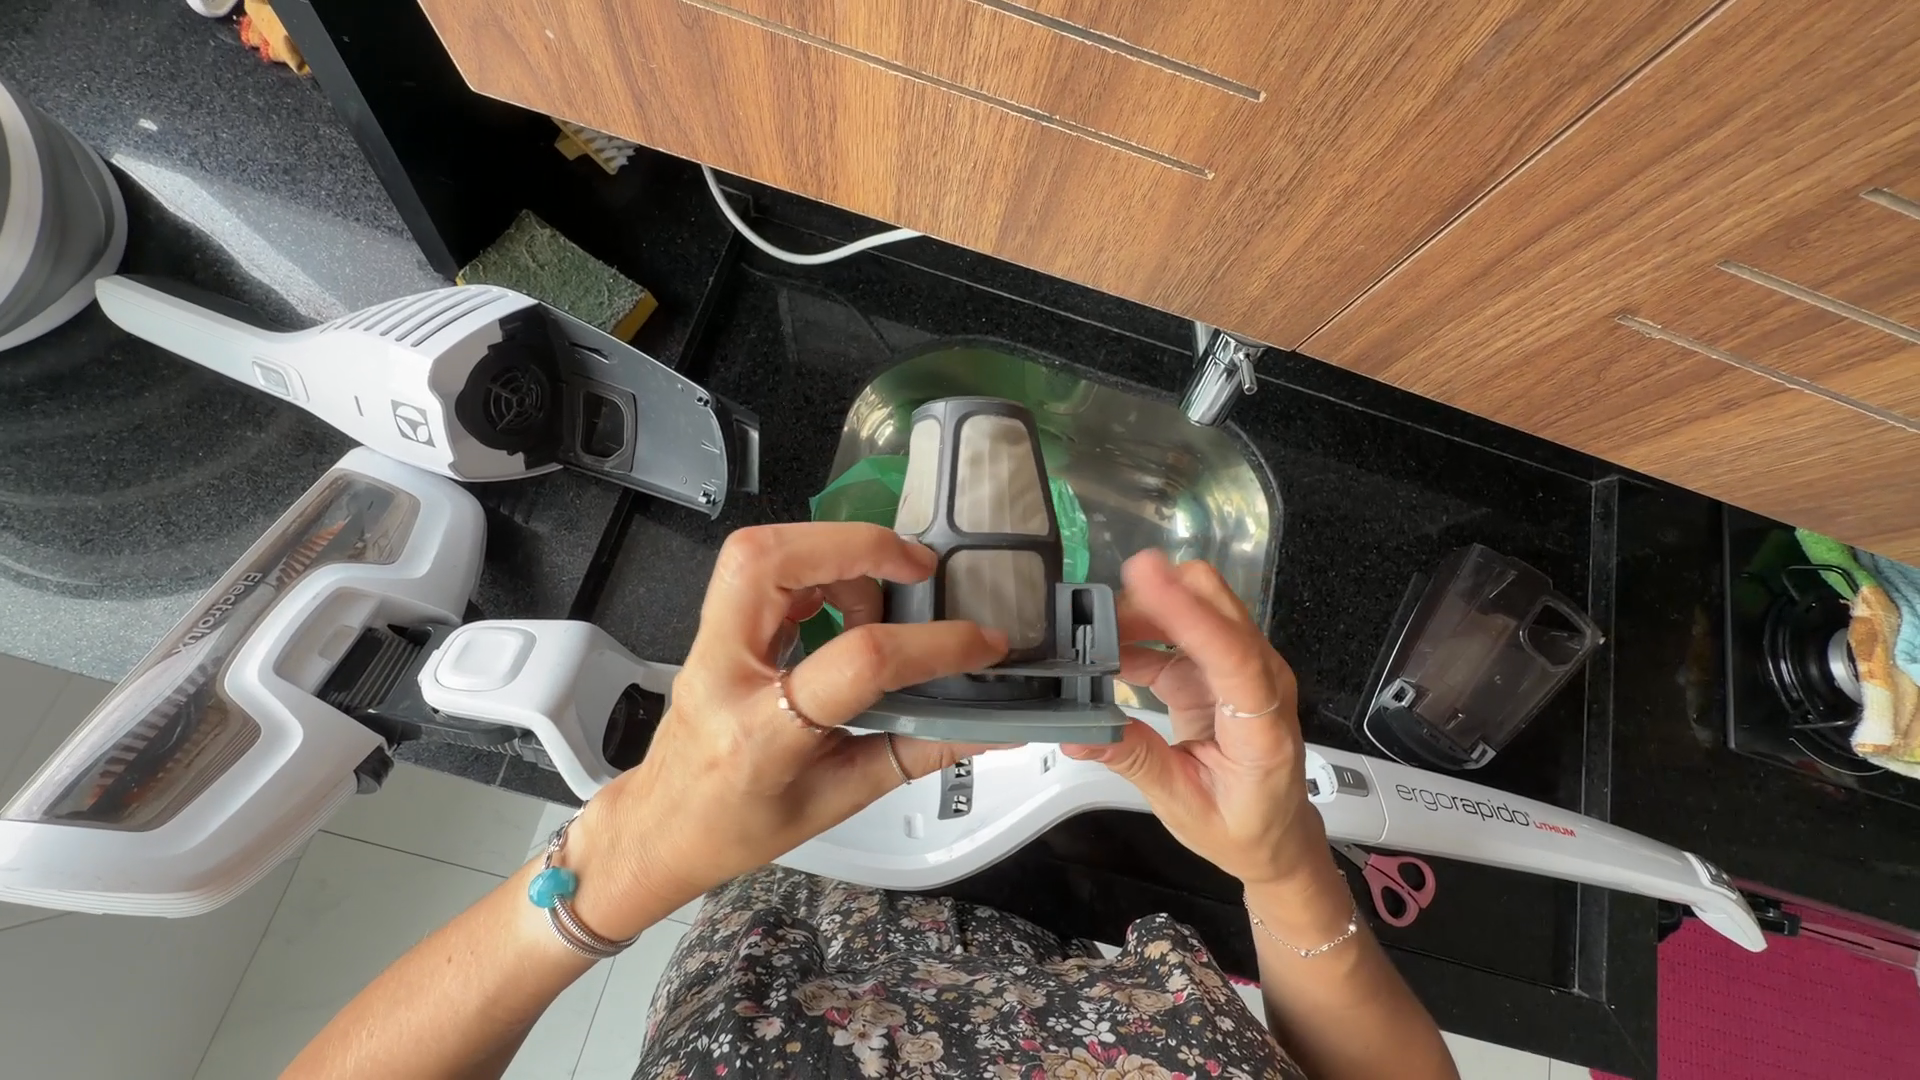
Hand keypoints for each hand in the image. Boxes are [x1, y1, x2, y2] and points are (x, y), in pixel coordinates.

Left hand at [563, 523, 1008, 938]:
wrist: (662, 827)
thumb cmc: (742, 826)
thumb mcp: (840, 798)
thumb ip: (919, 752)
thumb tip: (990, 727)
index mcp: (762, 732)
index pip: (857, 661)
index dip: (932, 644)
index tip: (982, 642)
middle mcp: (725, 671)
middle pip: (769, 561)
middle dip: (855, 544)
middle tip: (915, 566)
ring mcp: (710, 641)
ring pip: (760, 550)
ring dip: (837, 550)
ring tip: (882, 591)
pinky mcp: (714, 624)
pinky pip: (761, 566)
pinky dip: (816, 564)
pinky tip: (846, 599)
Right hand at [1064, 549, 1331, 889]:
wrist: (1276, 832)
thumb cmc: (1243, 828)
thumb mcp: (1185, 806)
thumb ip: (1135, 762)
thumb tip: (1076, 735)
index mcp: (1262, 725)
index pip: (1232, 654)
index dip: (1187, 612)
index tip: (1144, 575)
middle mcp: (1260, 679)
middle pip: (1216, 605)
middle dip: (1156, 597)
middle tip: (1093, 620)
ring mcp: (1239, 666)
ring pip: (1194, 604)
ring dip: (1141, 611)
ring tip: (1090, 642)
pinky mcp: (1214, 665)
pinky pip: (1175, 629)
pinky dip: (1137, 632)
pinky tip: (1106, 654)